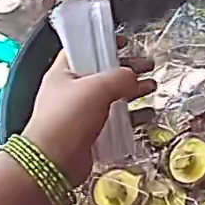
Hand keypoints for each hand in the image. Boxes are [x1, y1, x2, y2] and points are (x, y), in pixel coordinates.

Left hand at [22, 54, 153, 185]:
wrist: (53, 162)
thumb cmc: (66, 119)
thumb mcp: (96, 88)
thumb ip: (120, 77)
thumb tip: (135, 77)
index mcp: (64, 72)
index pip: (84, 49)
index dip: (104, 43)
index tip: (124, 42)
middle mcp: (71, 91)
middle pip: (103, 72)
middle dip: (127, 68)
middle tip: (147, 65)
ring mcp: (80, 113)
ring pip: (111, 96)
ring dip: (132, 90)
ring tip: (151, 87)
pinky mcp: (89, 133)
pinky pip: (114, 120)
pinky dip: (130, 116)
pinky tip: (146, 113)